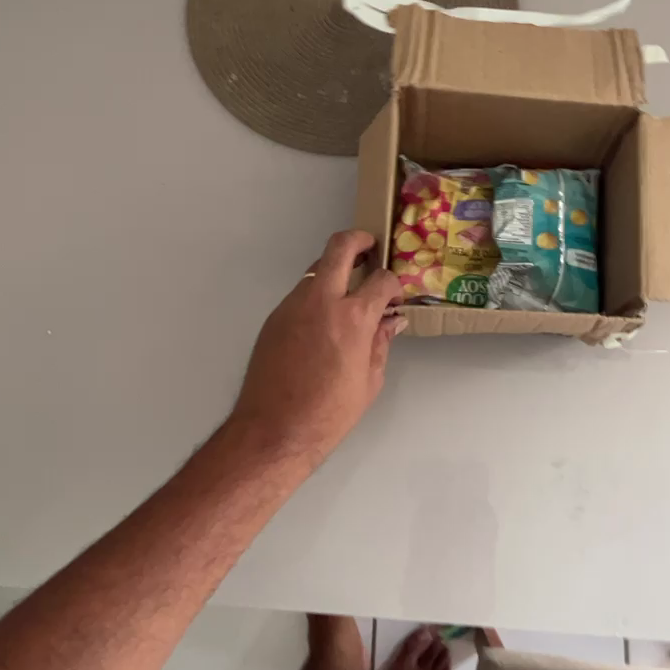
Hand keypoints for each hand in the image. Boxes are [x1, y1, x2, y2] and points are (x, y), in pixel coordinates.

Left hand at [229, 230, 403, 460]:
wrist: (274, 429)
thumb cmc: (330, 412)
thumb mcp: (369, 380)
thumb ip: (381, 343)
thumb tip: (391, 321)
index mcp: (353, 317)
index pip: (381, 280)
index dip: (393, 283)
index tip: (394, 295)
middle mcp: (322, 300)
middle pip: (340, 247)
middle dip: (359, 240)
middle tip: (370, 247)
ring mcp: (293, 305)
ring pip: (316, 269)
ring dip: (335, 272)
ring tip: (347, 294)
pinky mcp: (275, 317)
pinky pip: (301, 294)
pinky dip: (316, 297)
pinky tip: (322, 323)